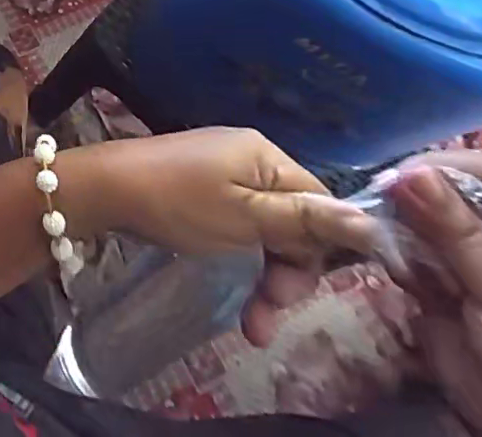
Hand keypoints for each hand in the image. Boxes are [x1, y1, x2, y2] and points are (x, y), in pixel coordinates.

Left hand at [62, 128, 381, 344]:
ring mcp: (224, 172)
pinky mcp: (203, 188)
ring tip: (255, 326)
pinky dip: (243, 260)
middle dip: (289, 272)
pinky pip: (240, 226)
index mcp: (266, 154)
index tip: (300, 292)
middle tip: (270, 313)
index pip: (323, 205)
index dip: (323, 252)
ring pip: (268, 231)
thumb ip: (307, 222)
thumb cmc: (176, 201)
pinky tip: (242, 298)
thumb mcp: (245, 216)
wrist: (105, 189)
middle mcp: (250, 157)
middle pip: (297, 222)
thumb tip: (377, 224)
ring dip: (267, 278)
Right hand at [387, 151, 481, 436]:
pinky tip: (398, 275)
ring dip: (399, 231)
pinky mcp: (444, 290)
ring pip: (422, 223)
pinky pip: (409, 255)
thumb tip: (409, 173)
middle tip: (375, 209)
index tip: (396, 180)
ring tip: (388, 250)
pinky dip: (394, 257)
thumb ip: (464, 241)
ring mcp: (477, 268)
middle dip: (414, 201)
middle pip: (453, 196)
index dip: (447, 170)